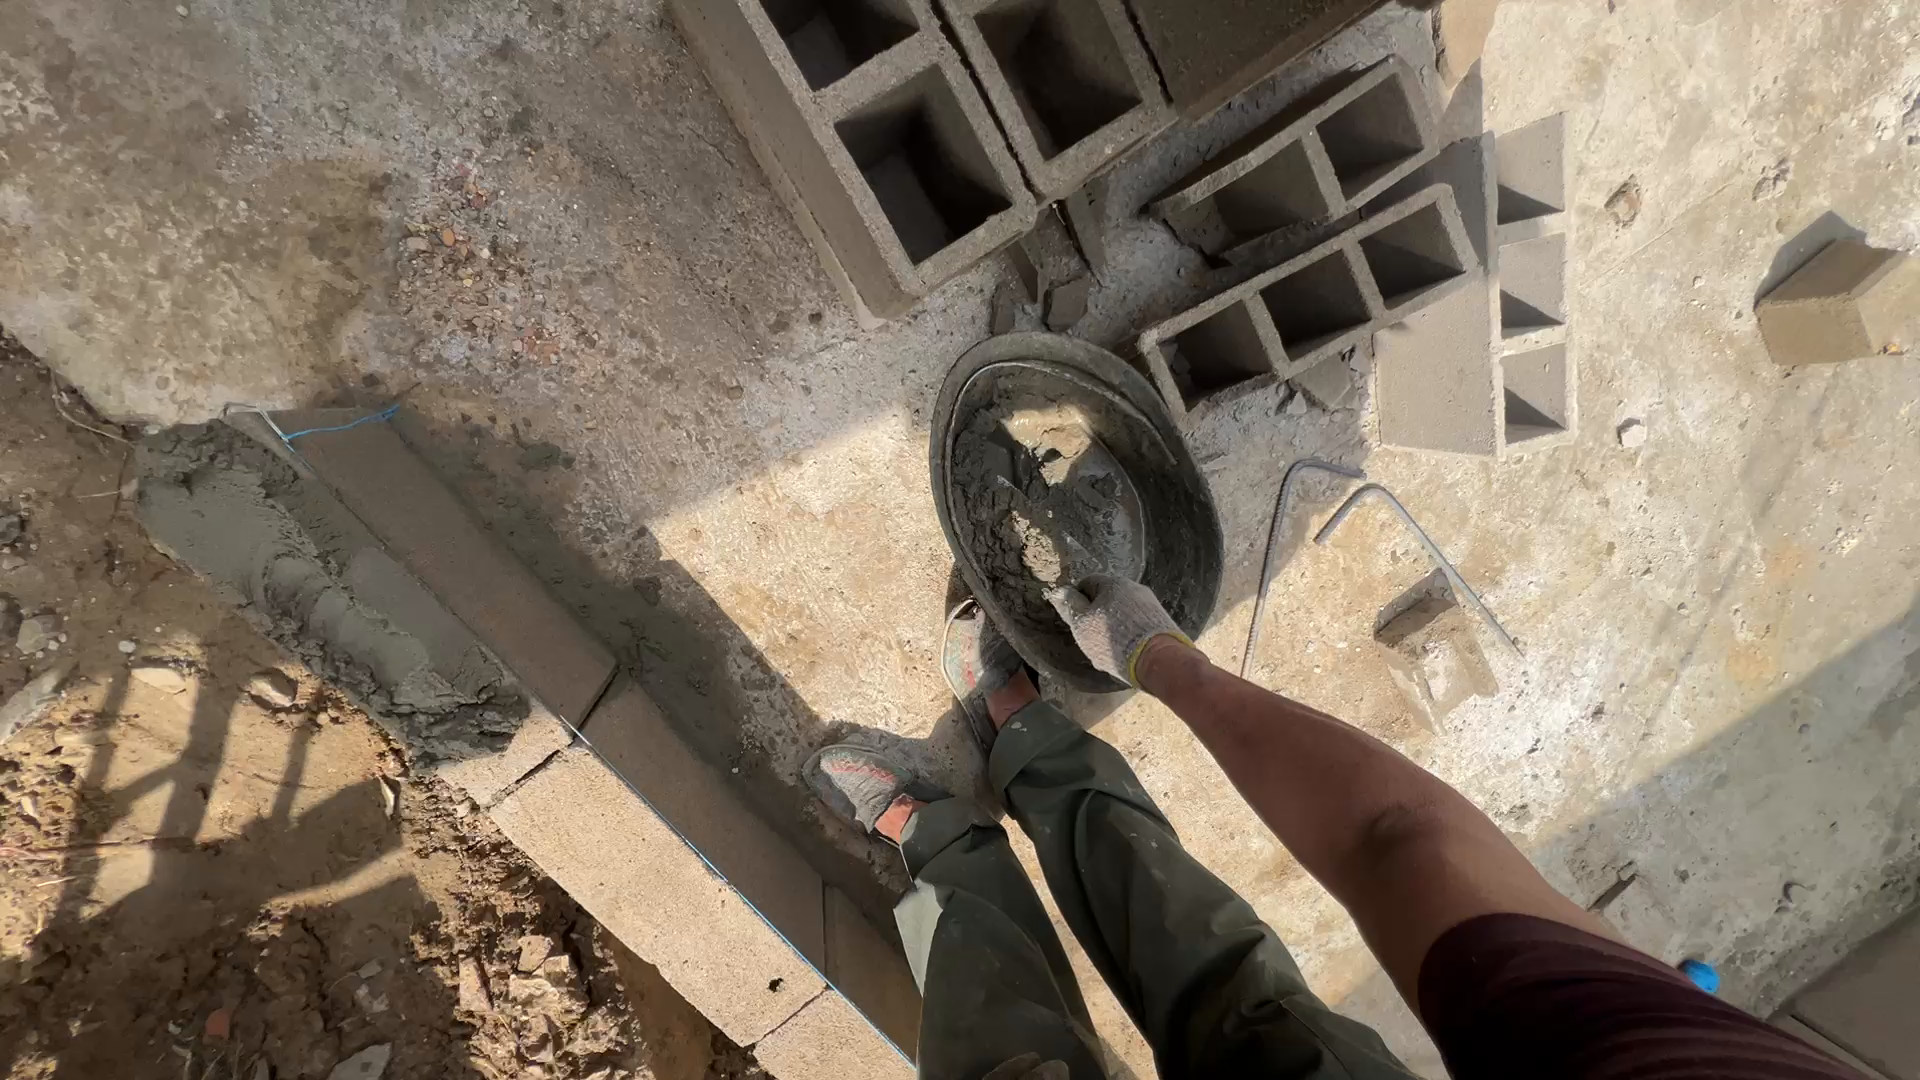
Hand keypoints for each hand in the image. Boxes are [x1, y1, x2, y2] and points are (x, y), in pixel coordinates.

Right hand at [1045, 575, 1189, 686]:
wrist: (1159, 659)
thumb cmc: (1113, 640)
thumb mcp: (1082, 625)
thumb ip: (1069, 606)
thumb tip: (1058, 591)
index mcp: (1113, 582)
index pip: (1087, 583)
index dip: (1077, 600)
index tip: (1075, 620)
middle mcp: (1134, 587)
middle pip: (1107, 598)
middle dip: (1096, 615)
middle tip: (1090, 636)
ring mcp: (1150, 604)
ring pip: (1123, 612)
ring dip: (1113, 626)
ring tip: (1109, 649)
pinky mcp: (1162, 621)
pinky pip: (1137, 624)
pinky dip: (1129, 635)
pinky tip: (1126, 652)